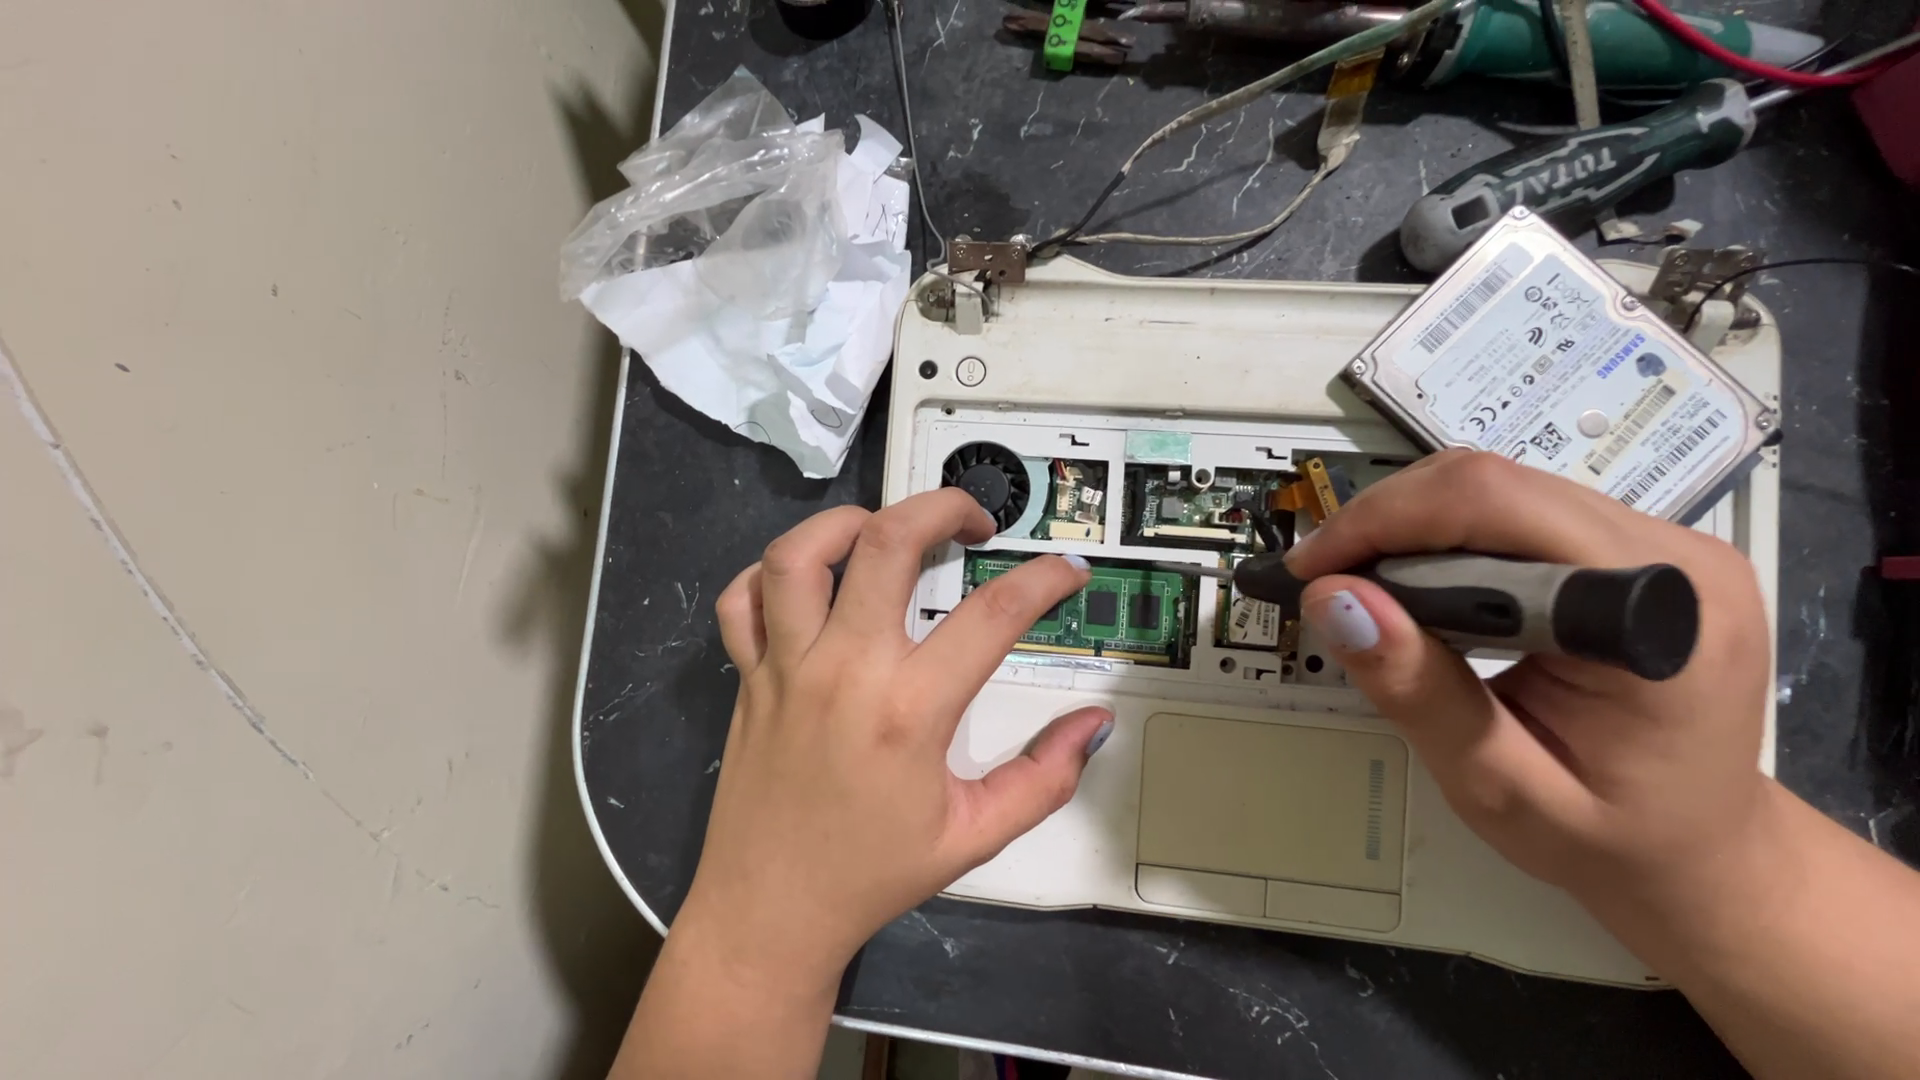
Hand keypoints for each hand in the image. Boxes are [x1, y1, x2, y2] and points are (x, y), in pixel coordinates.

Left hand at [681, 488, 1112, 990]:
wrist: (770, 912)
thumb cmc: (874, 874)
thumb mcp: (975, 836)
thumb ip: (1045, 778)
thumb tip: (1095, 724)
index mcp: (909, 710)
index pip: (993, 615)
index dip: (1042, 580)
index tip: (1066, 572)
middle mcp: (845, 670)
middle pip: (888, 542)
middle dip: (943, 506)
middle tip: (974, 521)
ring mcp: (786, 667)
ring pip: (800, 553)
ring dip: (849, 522)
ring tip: (887, 532)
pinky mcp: (748, 676)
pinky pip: (741, 599)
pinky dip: (771, 575)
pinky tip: (810, 584)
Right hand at [1286, 451, 1772, 911]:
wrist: (1703, 852)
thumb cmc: (1608, 838)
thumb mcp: (1498, 785)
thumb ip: (1420, 694)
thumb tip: (1333, 598)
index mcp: (1660, 613)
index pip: (1496, 508)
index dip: (1385, 522)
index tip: (1309, 575)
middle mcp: (1671, 554)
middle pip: (1490, 485)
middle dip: (1382, 522)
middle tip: (1321, 583)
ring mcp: (1658, 544)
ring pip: (1494, 489)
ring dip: (1404, 528)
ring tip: (1355, 588)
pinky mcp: (1631, 548)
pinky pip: (1510, 513)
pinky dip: (1437, 539)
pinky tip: (1411, 587)